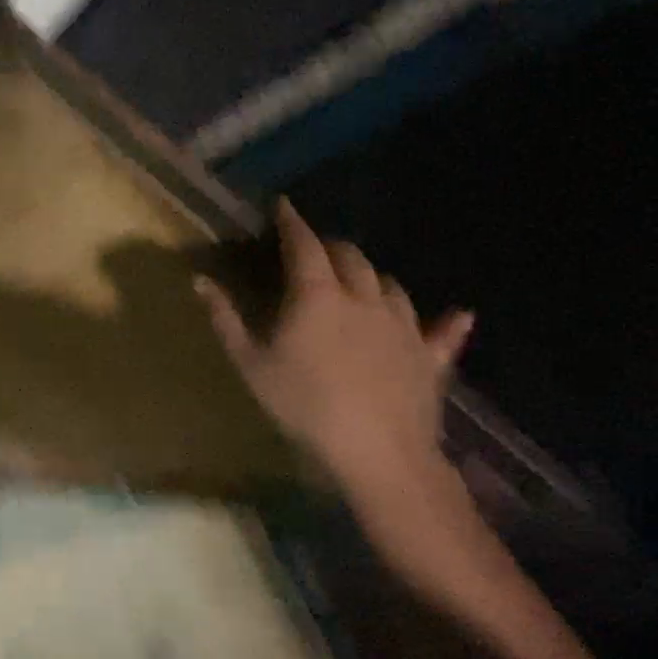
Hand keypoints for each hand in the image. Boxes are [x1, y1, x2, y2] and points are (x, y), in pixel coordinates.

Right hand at [196, 198, 474, 488]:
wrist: (379, 453)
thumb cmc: (303, 403)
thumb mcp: (249, 361)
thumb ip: (225, 318)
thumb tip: (199, 280)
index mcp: (317, 296)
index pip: (304, 245)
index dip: (292, 223)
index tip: (283, 205)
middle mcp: (364, 300)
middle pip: (351, 258)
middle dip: (330, 246)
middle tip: (312, 248)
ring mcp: (403, 328)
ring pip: (390, 286)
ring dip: (371, 276)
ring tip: (358, 279)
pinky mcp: (431, 358)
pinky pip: (444, 332)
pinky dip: (448, 320)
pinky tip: (460, 313)